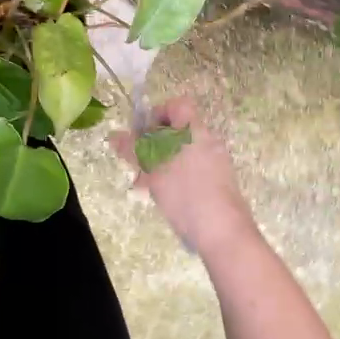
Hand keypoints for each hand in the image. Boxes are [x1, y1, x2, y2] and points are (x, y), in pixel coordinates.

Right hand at [111, 97, 256, 254]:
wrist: (224, 233)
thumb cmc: (186, 194)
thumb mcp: (152, 169)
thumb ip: (133, 149)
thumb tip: (114, 136)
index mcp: (195, 131)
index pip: (178, 105)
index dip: (158, 114)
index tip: (143, 134)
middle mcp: (209, 142)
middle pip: (178, 131)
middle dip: (154, 145)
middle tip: (139, 164)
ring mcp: (218, 163)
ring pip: (183, 153)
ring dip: (162, 163)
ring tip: (146, 185)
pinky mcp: (221, 184)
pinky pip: (194, 170)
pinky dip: (177, 177)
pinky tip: (165, 198)